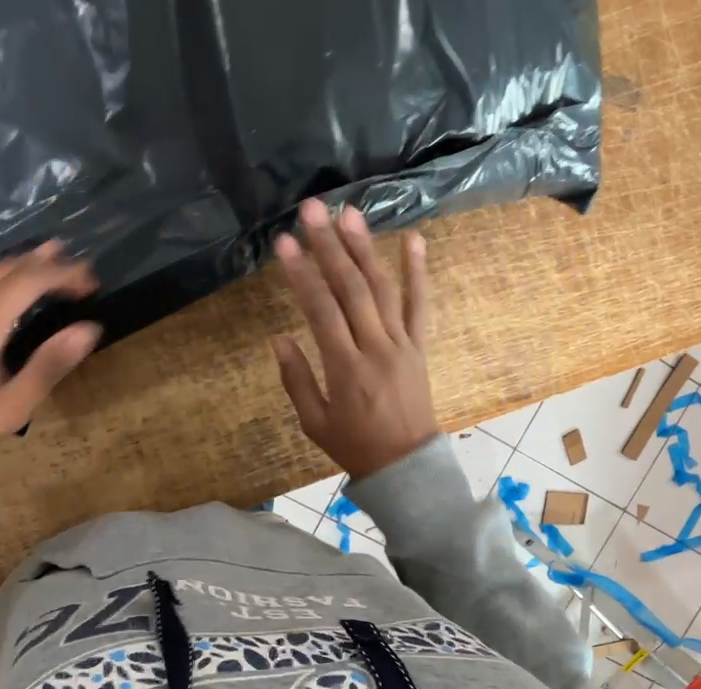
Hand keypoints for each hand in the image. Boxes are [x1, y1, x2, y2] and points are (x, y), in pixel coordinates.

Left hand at [0, 241, 100, 471]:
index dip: (63, 275)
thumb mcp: (13, 406)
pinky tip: (9, 289)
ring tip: (50, 261)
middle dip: (44, 263)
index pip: (28, 280)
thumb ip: (49, 364)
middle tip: (79, 267)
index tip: (92, 284)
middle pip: (5, 268)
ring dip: (20, 266)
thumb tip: (88, 329)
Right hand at [272, 201, 436, 480]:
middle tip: (312, 210)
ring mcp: (401, 344)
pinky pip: (420, 305)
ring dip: (366, 248)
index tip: (284, 243)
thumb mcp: (314, 423)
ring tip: (349, 214)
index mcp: (345, 368)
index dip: (302, 274)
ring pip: (383, 288)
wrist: (405, 466)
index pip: (321, 310)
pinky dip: (418, 272)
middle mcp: (375, 348)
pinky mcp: (419, 347)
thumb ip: (296, 380)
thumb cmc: (353, 446)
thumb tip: (280, 339)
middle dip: (330, 246)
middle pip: (351, 288)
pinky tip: (413, 239)